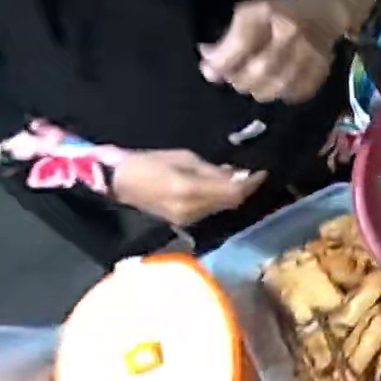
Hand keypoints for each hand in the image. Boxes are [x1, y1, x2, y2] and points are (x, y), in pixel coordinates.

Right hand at [110, 149, 267, 226]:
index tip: (263, 172)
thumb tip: (239, 175)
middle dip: (245, 189)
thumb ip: (213, 170)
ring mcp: (188, 219)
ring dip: (233, 194)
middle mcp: (192, 210)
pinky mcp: (184, 222)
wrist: (116, 182)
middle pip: (230, 202)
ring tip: (239, 178)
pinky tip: (221, 187)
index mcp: (190, 190)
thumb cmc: (148, 162)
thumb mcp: (184, 158)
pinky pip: (211, 210)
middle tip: (254, 174)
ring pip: (222, 207)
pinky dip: (220, 199)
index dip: (251, 184)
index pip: (232, 192)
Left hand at [200, 0, 372, 102]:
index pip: (241, 45)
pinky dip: (284, 95)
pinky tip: (277, 87)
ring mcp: (310, 52)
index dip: (222, 63)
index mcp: (268, 13)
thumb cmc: (284, 9)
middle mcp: (291, 33)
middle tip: (234, 79)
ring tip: (254, 85)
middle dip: (240, 80)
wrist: (329, 6)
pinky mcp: (323, 67)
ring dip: (260, 91)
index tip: (209, 72)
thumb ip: (230, 40)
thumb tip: (210, 67)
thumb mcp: (253, 13)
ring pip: (279, 86)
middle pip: (260, 70)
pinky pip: (299, 92)